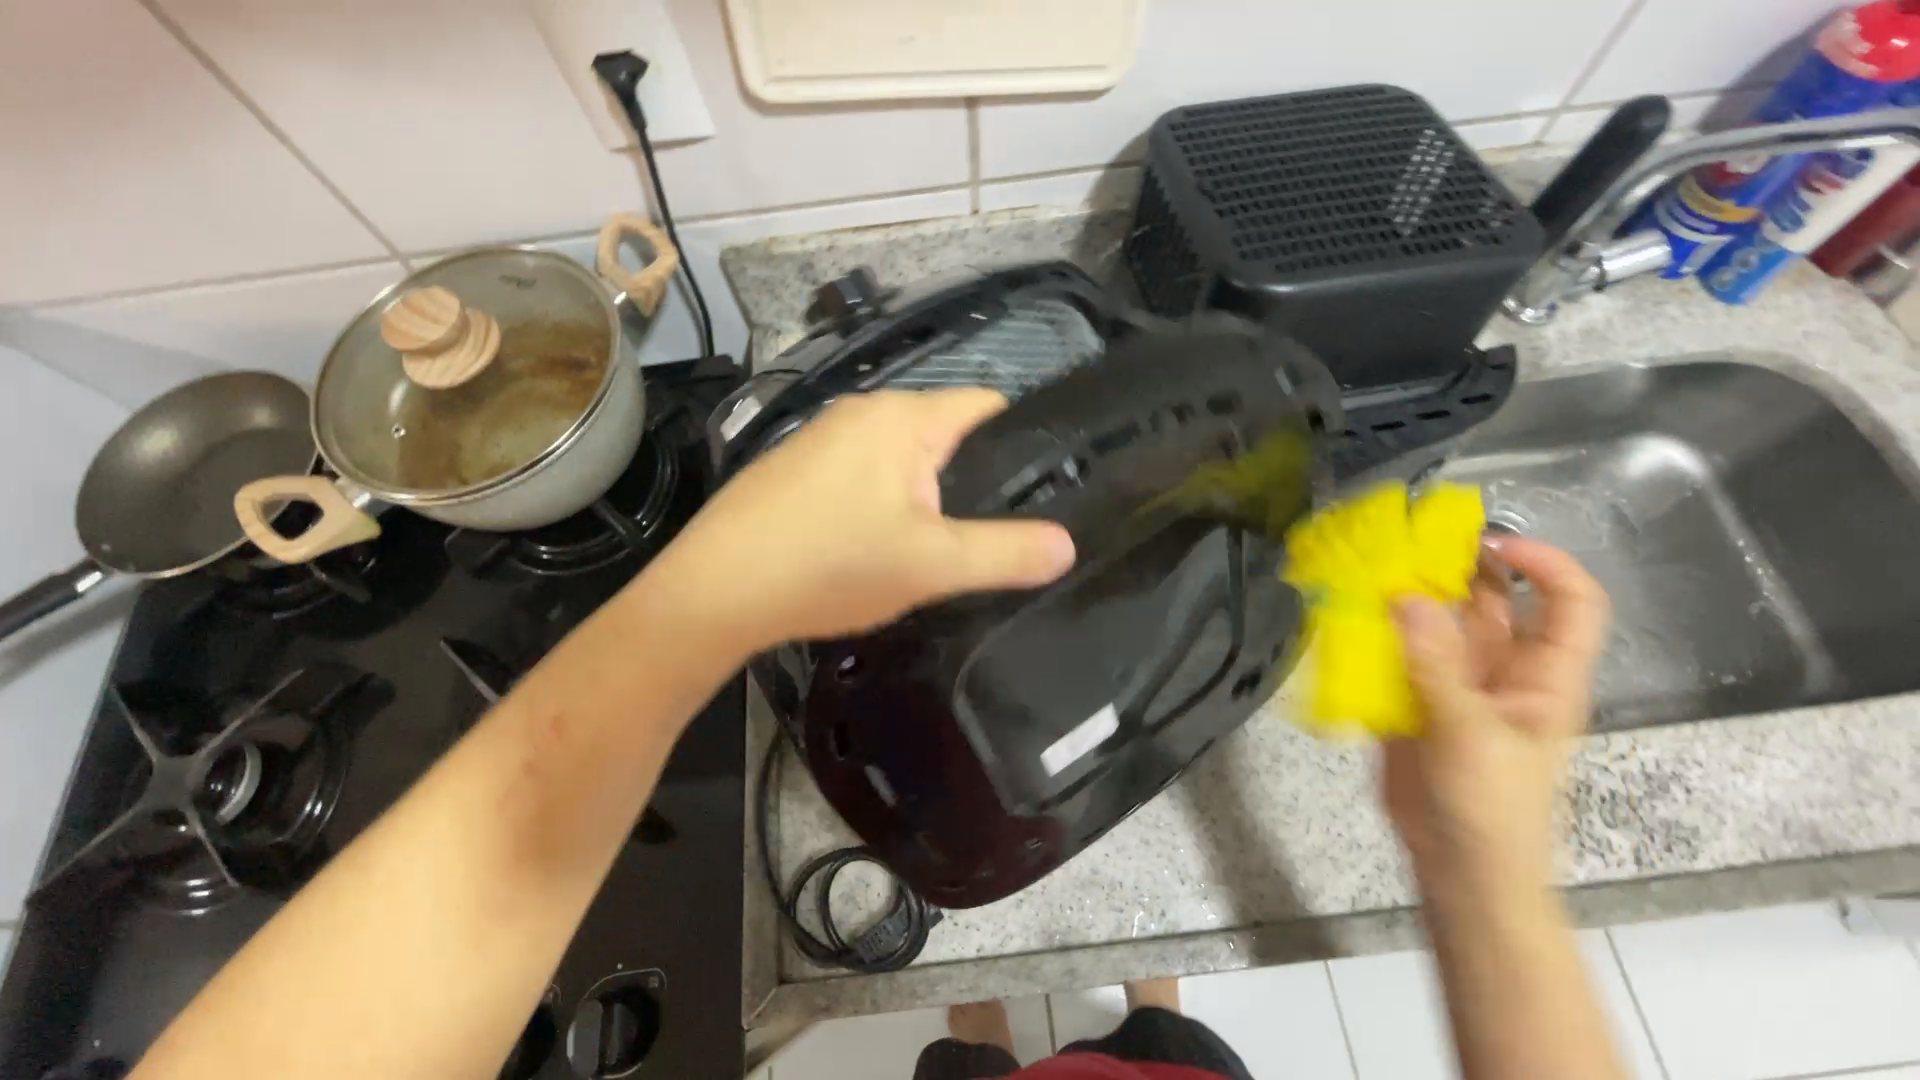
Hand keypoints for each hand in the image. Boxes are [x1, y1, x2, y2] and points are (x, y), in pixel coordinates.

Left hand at [648, 388, 1075, 653]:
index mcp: (905, 418)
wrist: (716, 591)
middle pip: (946, 432)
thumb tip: (1068, 545)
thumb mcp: (932, 566)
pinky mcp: (795, 466)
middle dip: (971, 478)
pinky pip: (862, 472)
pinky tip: (871, 547)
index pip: (989, 406)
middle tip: (988, 536)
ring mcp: (823, 436)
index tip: (1044, 489)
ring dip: (924, 495)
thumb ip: (1006, 553)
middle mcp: (864, 411)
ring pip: (901, 457)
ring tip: (934, 549)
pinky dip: (880, 501)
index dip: (1024, 441)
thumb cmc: (830, 565)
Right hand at [1382, 535, 1609, 903]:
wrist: (1459, 866)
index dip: (1545, 564)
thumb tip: (1404, 597)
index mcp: (1544, 676)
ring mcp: (1454, 684)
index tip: (1490, 542)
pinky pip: (1395, 656)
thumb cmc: (1492, 805)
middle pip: (1492, 603)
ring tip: (1367, 572)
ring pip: (1436, 625)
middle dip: (1457, 570)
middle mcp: (1502, 669)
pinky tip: (1343, 621)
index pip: (1570, 603)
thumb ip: (1435, 665)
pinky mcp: (1412, 702)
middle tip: (1407, 545)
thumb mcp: (1470, 733)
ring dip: (1407, 600)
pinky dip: (1372, 637)